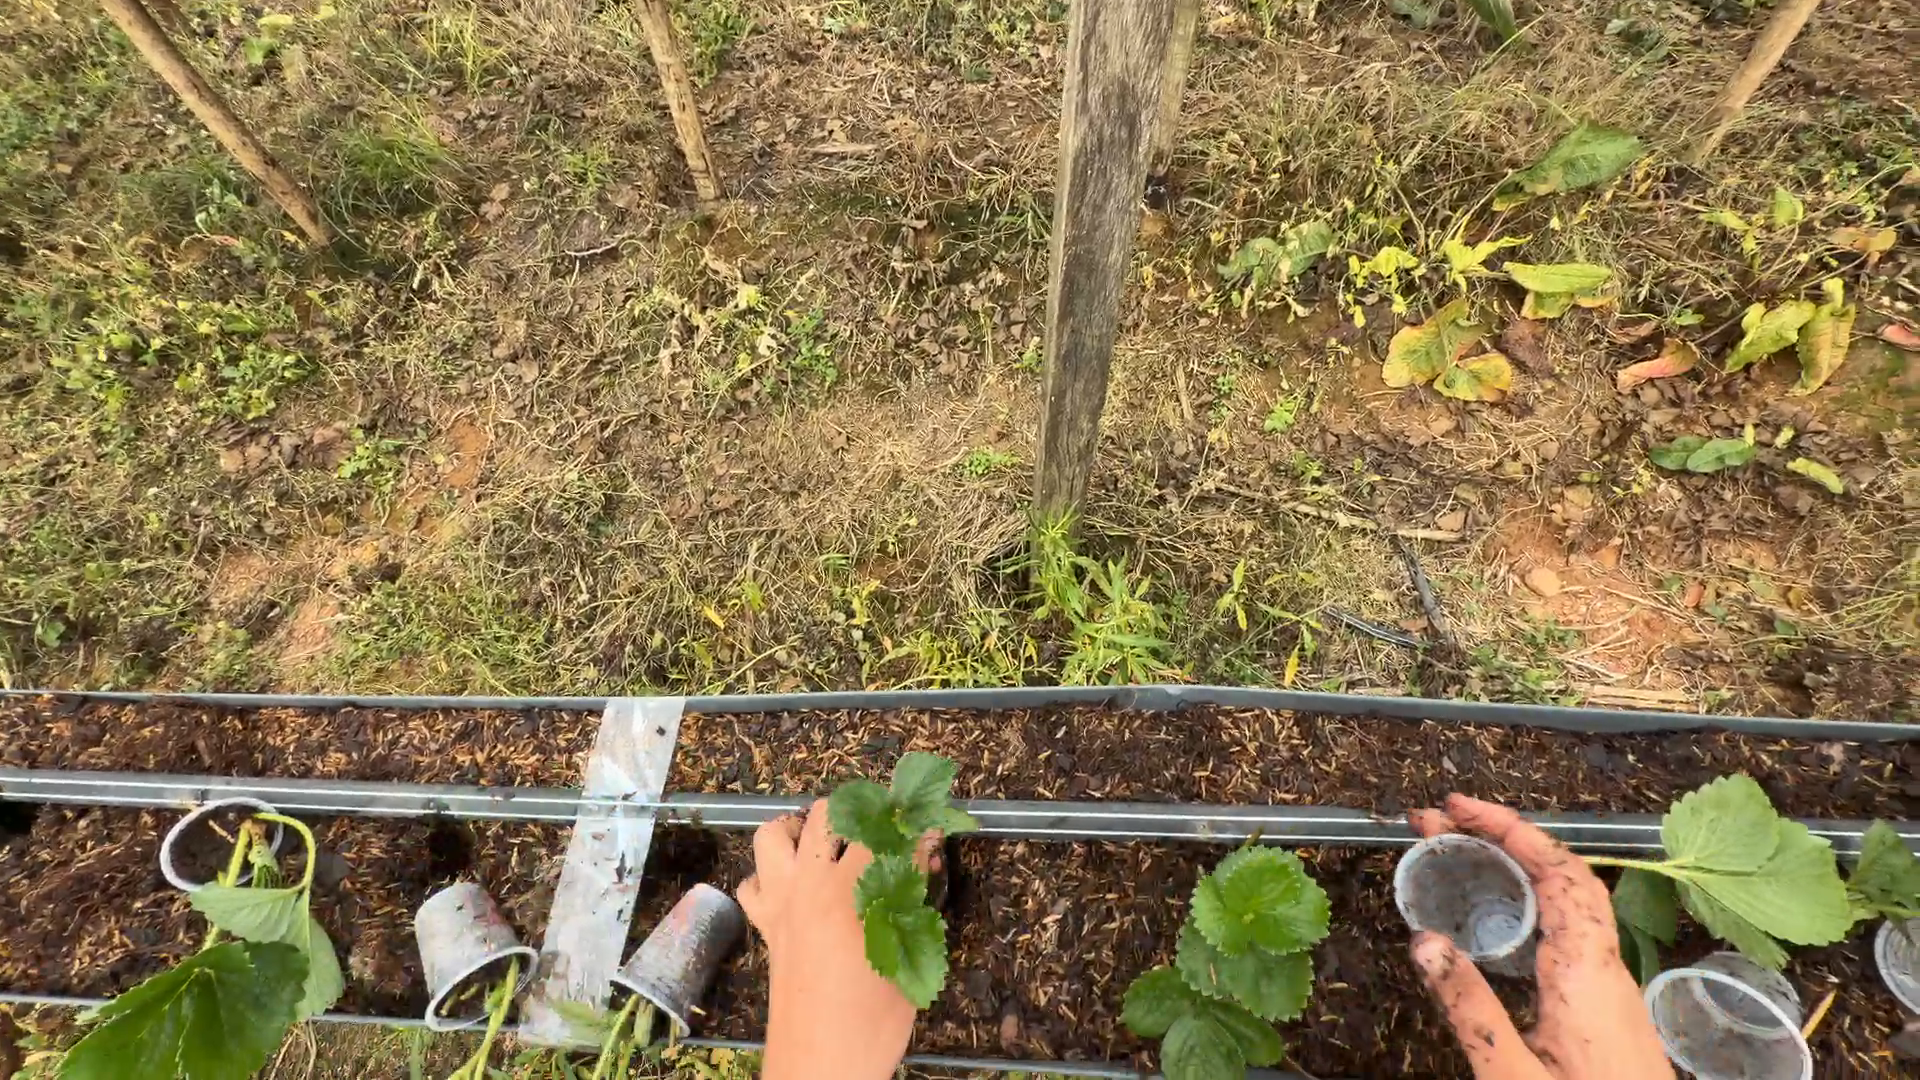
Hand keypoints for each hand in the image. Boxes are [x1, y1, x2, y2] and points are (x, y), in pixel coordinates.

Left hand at [737, 798, 935, 1079]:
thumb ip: (914, 903)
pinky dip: (770, 874)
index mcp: (847, 894)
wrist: (818, 1075)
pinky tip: (795, 886)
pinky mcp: (764, 928)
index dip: (909, 826)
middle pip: (824, 817)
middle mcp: (806, 887)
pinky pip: (753, 882)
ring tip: (826, 843)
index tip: (926, 825)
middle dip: (857, 812)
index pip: (882, 836)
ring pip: (772, 835)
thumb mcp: (906, 962)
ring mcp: (779, 905)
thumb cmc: (871, 1024)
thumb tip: (926, 855)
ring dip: (799, 830)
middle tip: (880, 830)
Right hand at [1407, 794, 1674, 1079]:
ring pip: (1564, 899)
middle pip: (1561, 876)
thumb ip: (1470, 1009)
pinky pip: (1560, 925)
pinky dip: (1519, 893)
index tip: (1454, 807)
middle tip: (1433, 821)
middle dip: (1499, 834)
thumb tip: (1422, 938)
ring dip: (1508, 861)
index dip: (1511, 828)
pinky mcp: (1599, 1006)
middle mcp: (1604, 969)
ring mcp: (1607, 988)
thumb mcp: (1515, 1079)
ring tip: (1448, 847)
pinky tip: (1485, 906)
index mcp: (1587, 975)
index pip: (1560, 874)